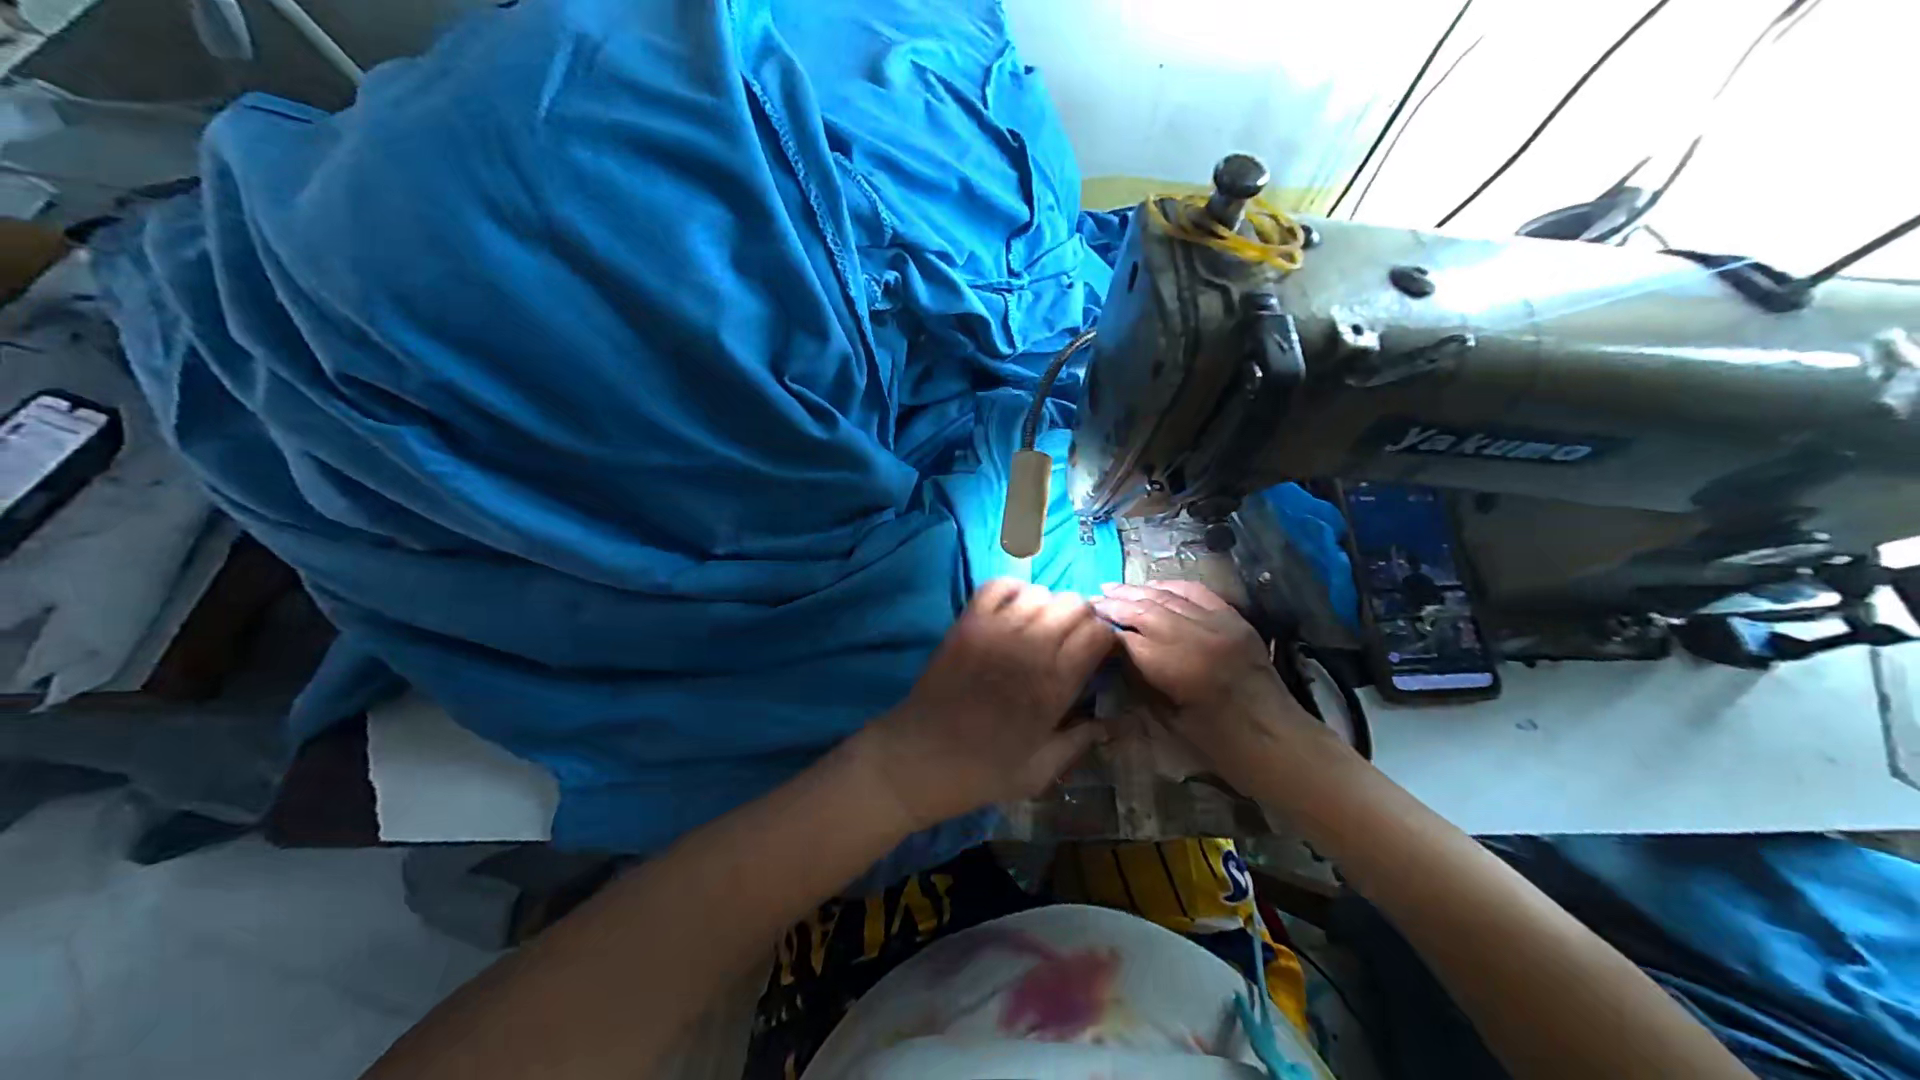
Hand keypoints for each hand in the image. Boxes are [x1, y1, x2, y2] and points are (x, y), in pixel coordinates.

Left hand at [856, 580, 1113, 828]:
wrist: (920, 759)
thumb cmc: (983, 772)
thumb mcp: (1040, 770)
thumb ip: (1080, 741)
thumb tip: (1117, 723)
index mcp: (1056, 685)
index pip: (1099, 634)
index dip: (1104, 640)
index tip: (1096, 655)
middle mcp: (1031, 649)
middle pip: (1074, 605)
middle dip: (1081, 620)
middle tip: (1069, 641)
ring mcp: (996, 631)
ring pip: (1040, 592)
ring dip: (1047, 607)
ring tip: (1039, 629)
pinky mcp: (967, 624)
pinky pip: (998, 585)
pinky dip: (1012, 591)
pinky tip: (1012, 612)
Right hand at [1091, 581, 1324, 784]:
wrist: (1277, 740)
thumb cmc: (1219, 744)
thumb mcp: (1167, 718)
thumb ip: (1140, 679)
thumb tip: (1115, 653)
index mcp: (1177, 667)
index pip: (1127, 638)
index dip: (1103, 629)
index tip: (1085, 623)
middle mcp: (1196, 636)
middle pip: (1143, 610)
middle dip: (1115, 604)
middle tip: (1092, 601)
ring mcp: (1218, 624)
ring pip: (1168, 596)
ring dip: (1138, 591)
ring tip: (1113, 588)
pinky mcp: (1235, 619)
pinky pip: (1197, 592)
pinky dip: (1172, 586)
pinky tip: (1153, 586)